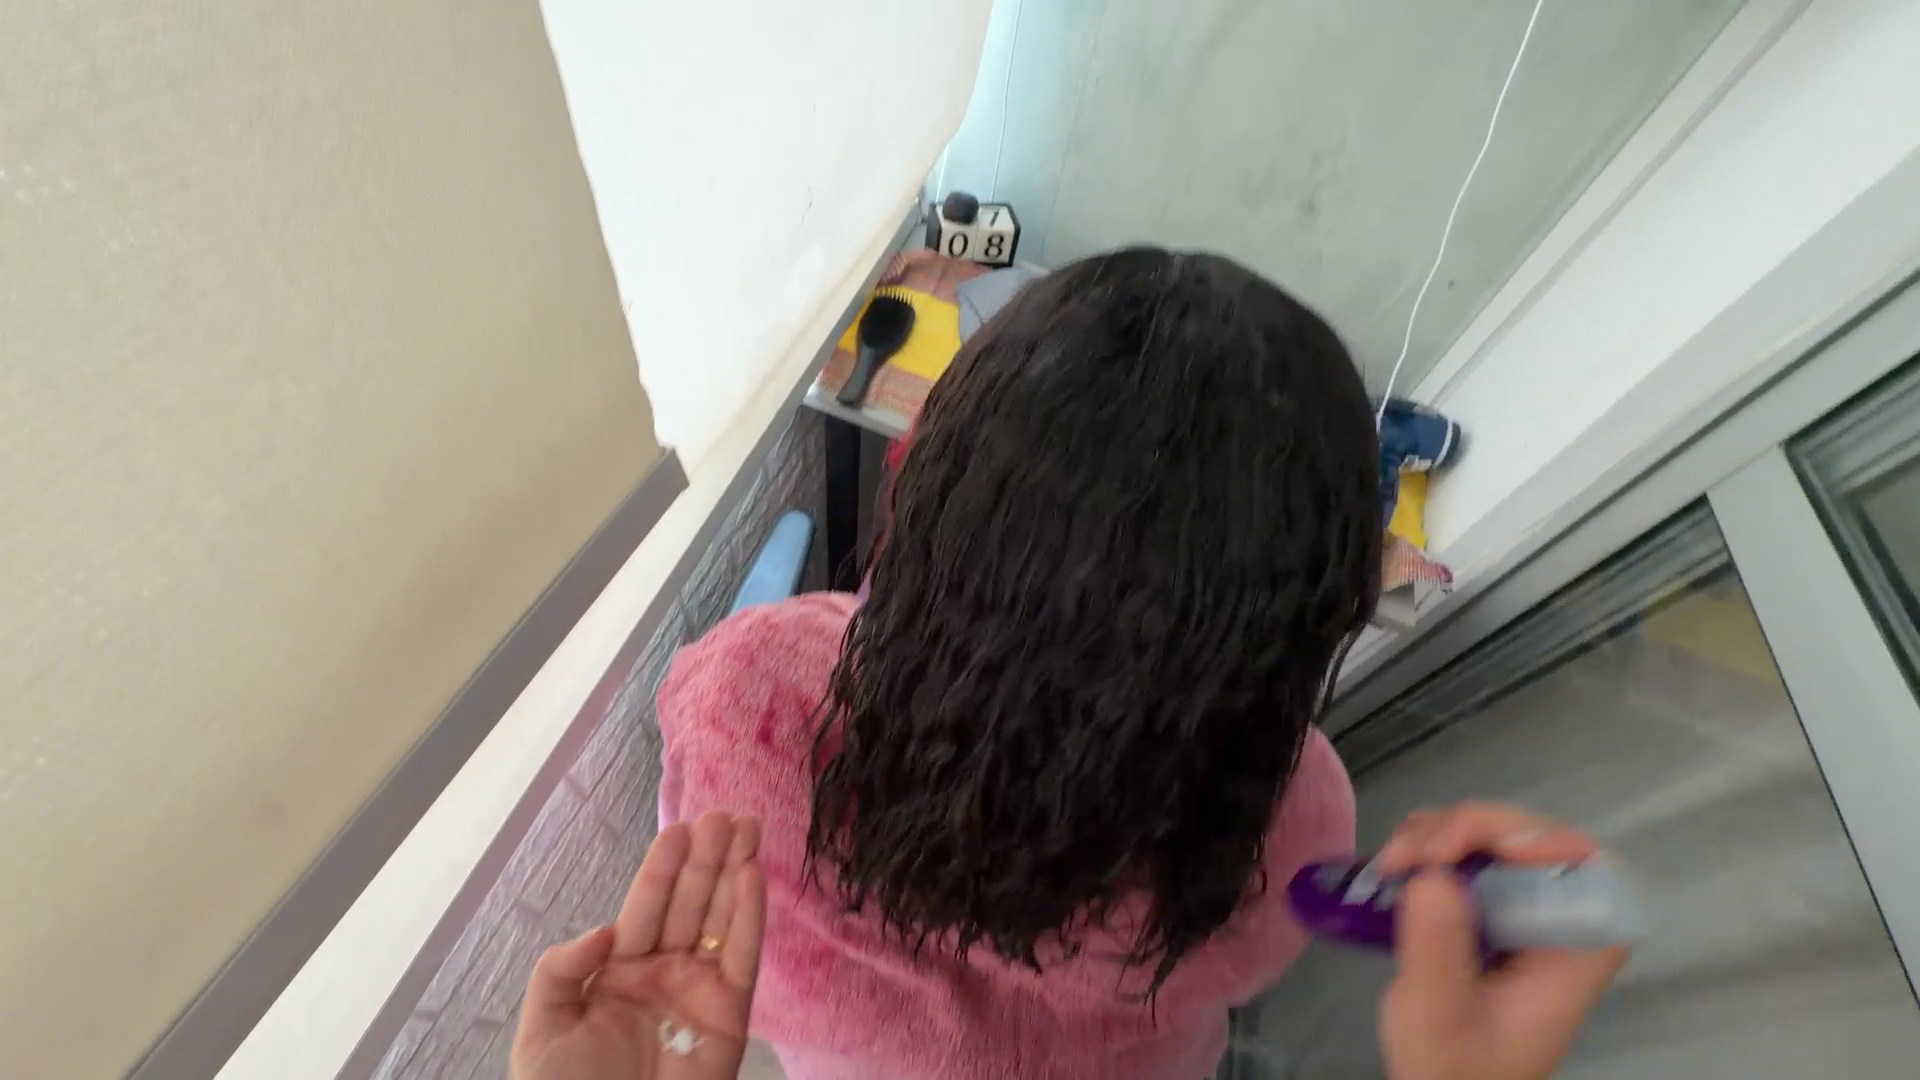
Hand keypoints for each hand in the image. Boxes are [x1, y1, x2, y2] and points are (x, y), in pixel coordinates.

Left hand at [509, 812, 763, 1079]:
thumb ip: (559, 972)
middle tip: (725, 816)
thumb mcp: (541, 1034)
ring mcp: (700, 987)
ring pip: (721, 918)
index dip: (662, 869)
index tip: (680, 829)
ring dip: (735, 871)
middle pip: (690, 902)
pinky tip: (753, 876)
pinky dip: (751, 916)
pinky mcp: (731, 1011)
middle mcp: (663, 969)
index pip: (644, 907)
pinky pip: (744, 956)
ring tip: (749, 828)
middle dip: (706, 858)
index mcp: (620, 970)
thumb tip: (606, 928)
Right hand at [1374, 802, 1629, 1079]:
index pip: (1591, 875)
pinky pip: (1455, 846)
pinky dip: (1418, 841)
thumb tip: (1433, 876)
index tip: (1486, 848)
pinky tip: (1391, 867)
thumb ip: (1440, 955)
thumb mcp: (1440, 1018)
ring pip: (1487, 832)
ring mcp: (1509, 906)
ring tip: (1391, 864)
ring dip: (1434, 832)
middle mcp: (1549, 921)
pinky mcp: (1472, 900)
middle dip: (1469, 829)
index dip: (1548, 842)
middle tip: (1415, 855)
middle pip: (1532, 837)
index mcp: (1569, 954)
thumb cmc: (1452, 1068)